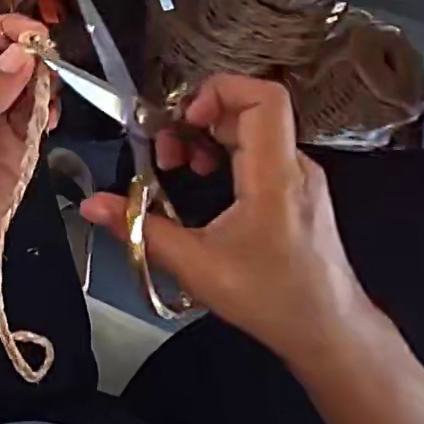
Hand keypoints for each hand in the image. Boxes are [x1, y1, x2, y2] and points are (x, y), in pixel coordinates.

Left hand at [0, 14, 53, 360]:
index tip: (41, 33)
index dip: (6, 31)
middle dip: (31, 58)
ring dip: (44, 87)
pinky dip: (47, 116)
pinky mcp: (12, 158)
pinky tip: (52, 118)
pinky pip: (34, 125)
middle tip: (57, 65)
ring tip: (55, 97)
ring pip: (25, 92)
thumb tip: (25, 53)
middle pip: (5, 63)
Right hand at [80, 74, 376, 364]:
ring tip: (177, 164)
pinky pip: (256, 143)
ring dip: (204, 132)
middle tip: (165, 148)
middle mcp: (293, 165)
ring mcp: (298, 172)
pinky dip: (220, 146)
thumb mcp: (198, 267)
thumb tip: (92, 205)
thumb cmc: (273, 301)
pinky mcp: (294, 182)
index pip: (265, 99)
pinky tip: (200, 174)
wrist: (331, 332)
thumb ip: (140, 229)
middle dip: (195, 116)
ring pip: (248, 124)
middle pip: (246, 106)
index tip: (184, 116)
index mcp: (275, 178)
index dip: (220, 90)